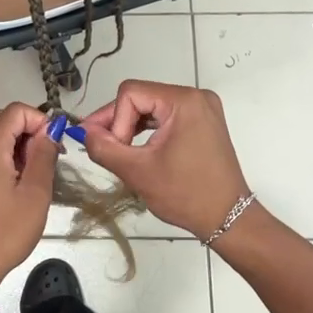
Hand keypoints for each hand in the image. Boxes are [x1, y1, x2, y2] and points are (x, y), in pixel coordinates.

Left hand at [0, 103, 58, 299]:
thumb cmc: (4, 233)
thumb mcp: (35, 195)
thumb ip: (43, 155)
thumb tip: (49, 131)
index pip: (16, 111)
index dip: (40, 121)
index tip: (54, 147)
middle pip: (2, 119)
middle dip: (28, 131)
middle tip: (46, 160)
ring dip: (14, 143)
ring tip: (31, 173)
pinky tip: (11, 181)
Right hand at [82, 81, 250, 240]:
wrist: (228, 218)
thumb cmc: (185, 194)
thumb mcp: (137, 171)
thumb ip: (104, 148)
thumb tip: (84, 132)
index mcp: (184, 101)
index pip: (130, 94)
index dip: (113, 119)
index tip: (112, 149)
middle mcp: (196, 97)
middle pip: (140, 97)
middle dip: (119, 122)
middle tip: (102, 148)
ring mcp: (202, 109)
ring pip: (151, 107)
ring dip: (131, 127)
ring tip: (118, 152)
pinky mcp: (203, 122)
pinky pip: (165, 116)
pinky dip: (148, 131)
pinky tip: (137, 149)